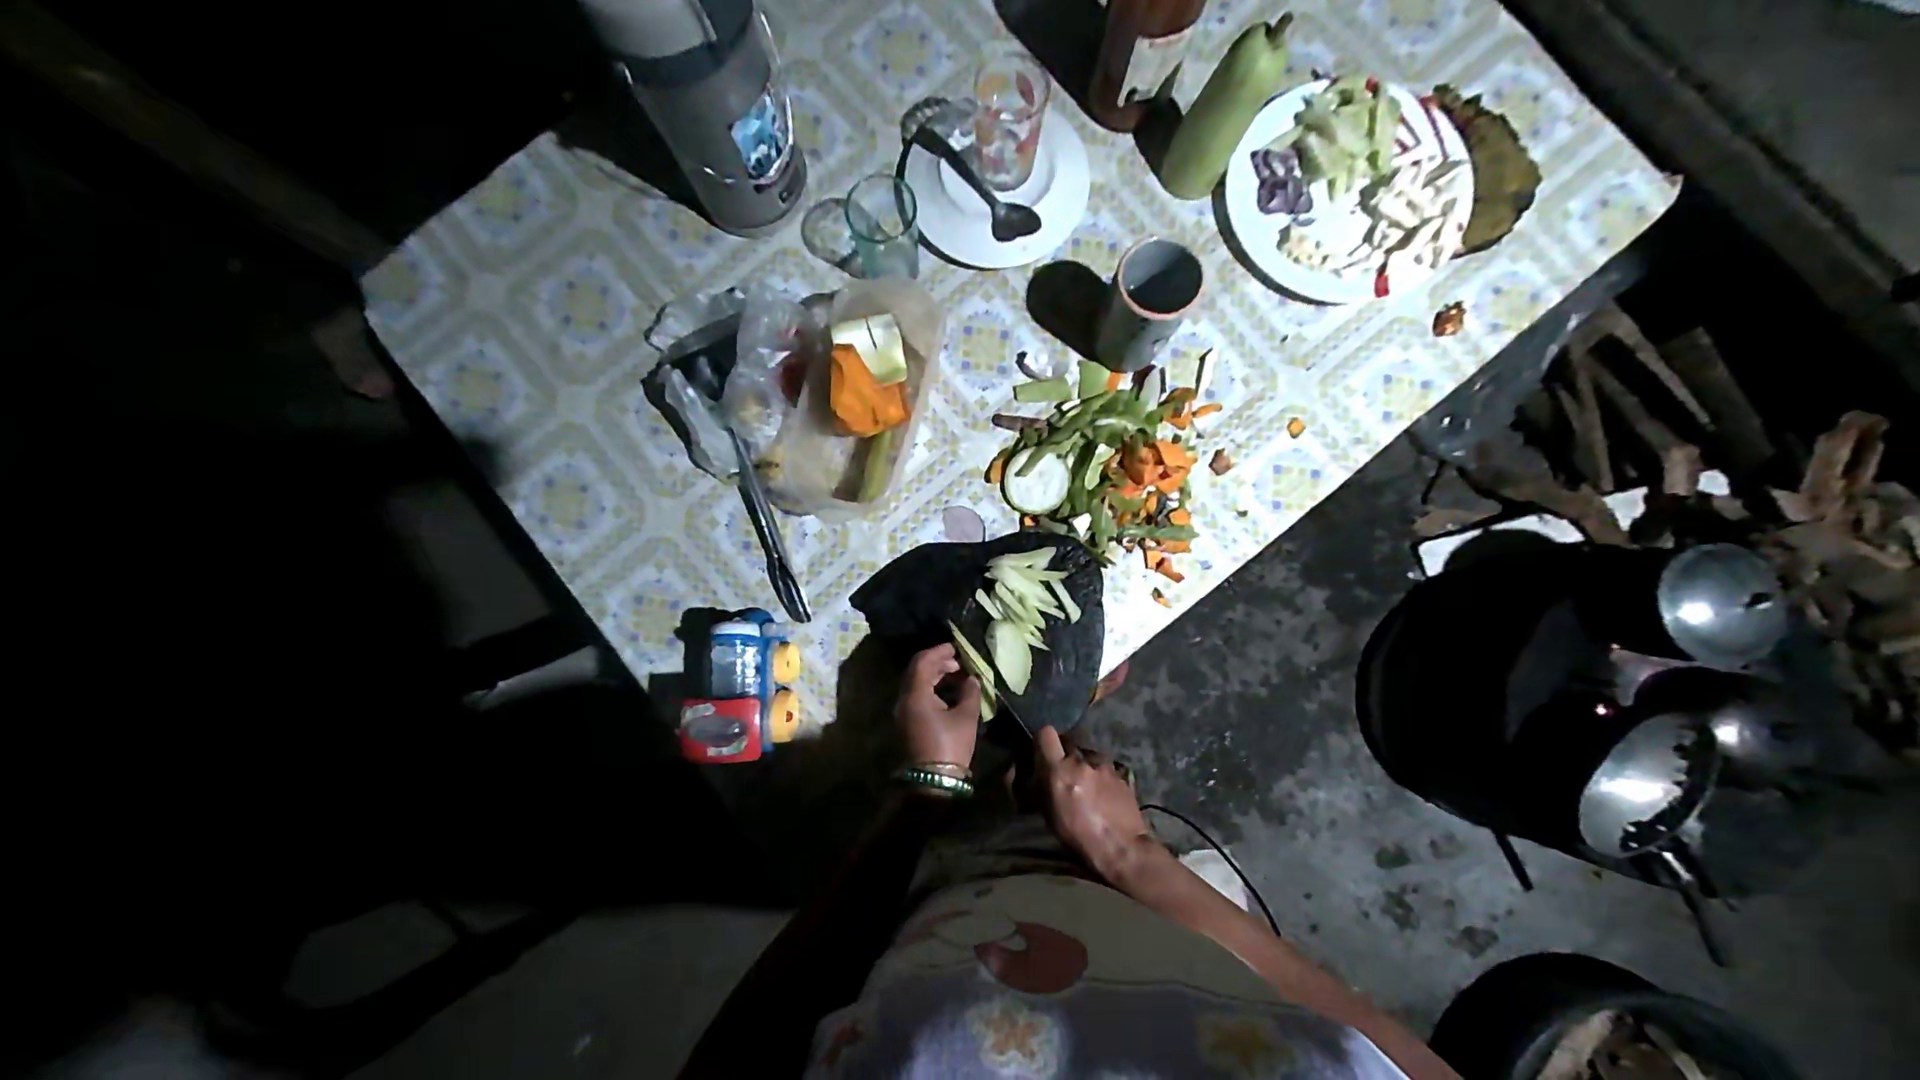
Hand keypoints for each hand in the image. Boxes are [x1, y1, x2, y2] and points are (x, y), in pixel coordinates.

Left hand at [895, 644, 981, 767]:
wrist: (933, 783)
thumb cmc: (950, 746)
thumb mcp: (965, 717)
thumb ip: (970, 692)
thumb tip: (972, 679)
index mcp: (915, 694)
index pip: (922, 661)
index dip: (939, 651)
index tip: (957, 647)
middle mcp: (903, 699)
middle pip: (917, 671)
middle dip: (938, 662)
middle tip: (960, 661)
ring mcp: (903, 712)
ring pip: (916, 684)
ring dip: (935, 676)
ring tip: (958, 675)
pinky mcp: (907, 722)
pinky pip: (917, 696)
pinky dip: (931, 689)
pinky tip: (950, 693)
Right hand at [1033, 726, 1159, 883]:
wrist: (1122, 848)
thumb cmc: (1078, 837)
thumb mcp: (1048, 815)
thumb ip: (1038, 788)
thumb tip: (1033, 775)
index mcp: (1059, 770)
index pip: (1045, 733)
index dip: (1042, 741)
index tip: (1042, 754)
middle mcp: (1081, 760)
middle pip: (1068, 742)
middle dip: (1064, 754)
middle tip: (1065, 773)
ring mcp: (1104, 765)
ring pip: (1087, 754)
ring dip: (1084, 765)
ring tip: (1087, 786)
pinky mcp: (1121, 772)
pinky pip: (1104, 766)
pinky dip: (1100, 775)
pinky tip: (1104, 794)